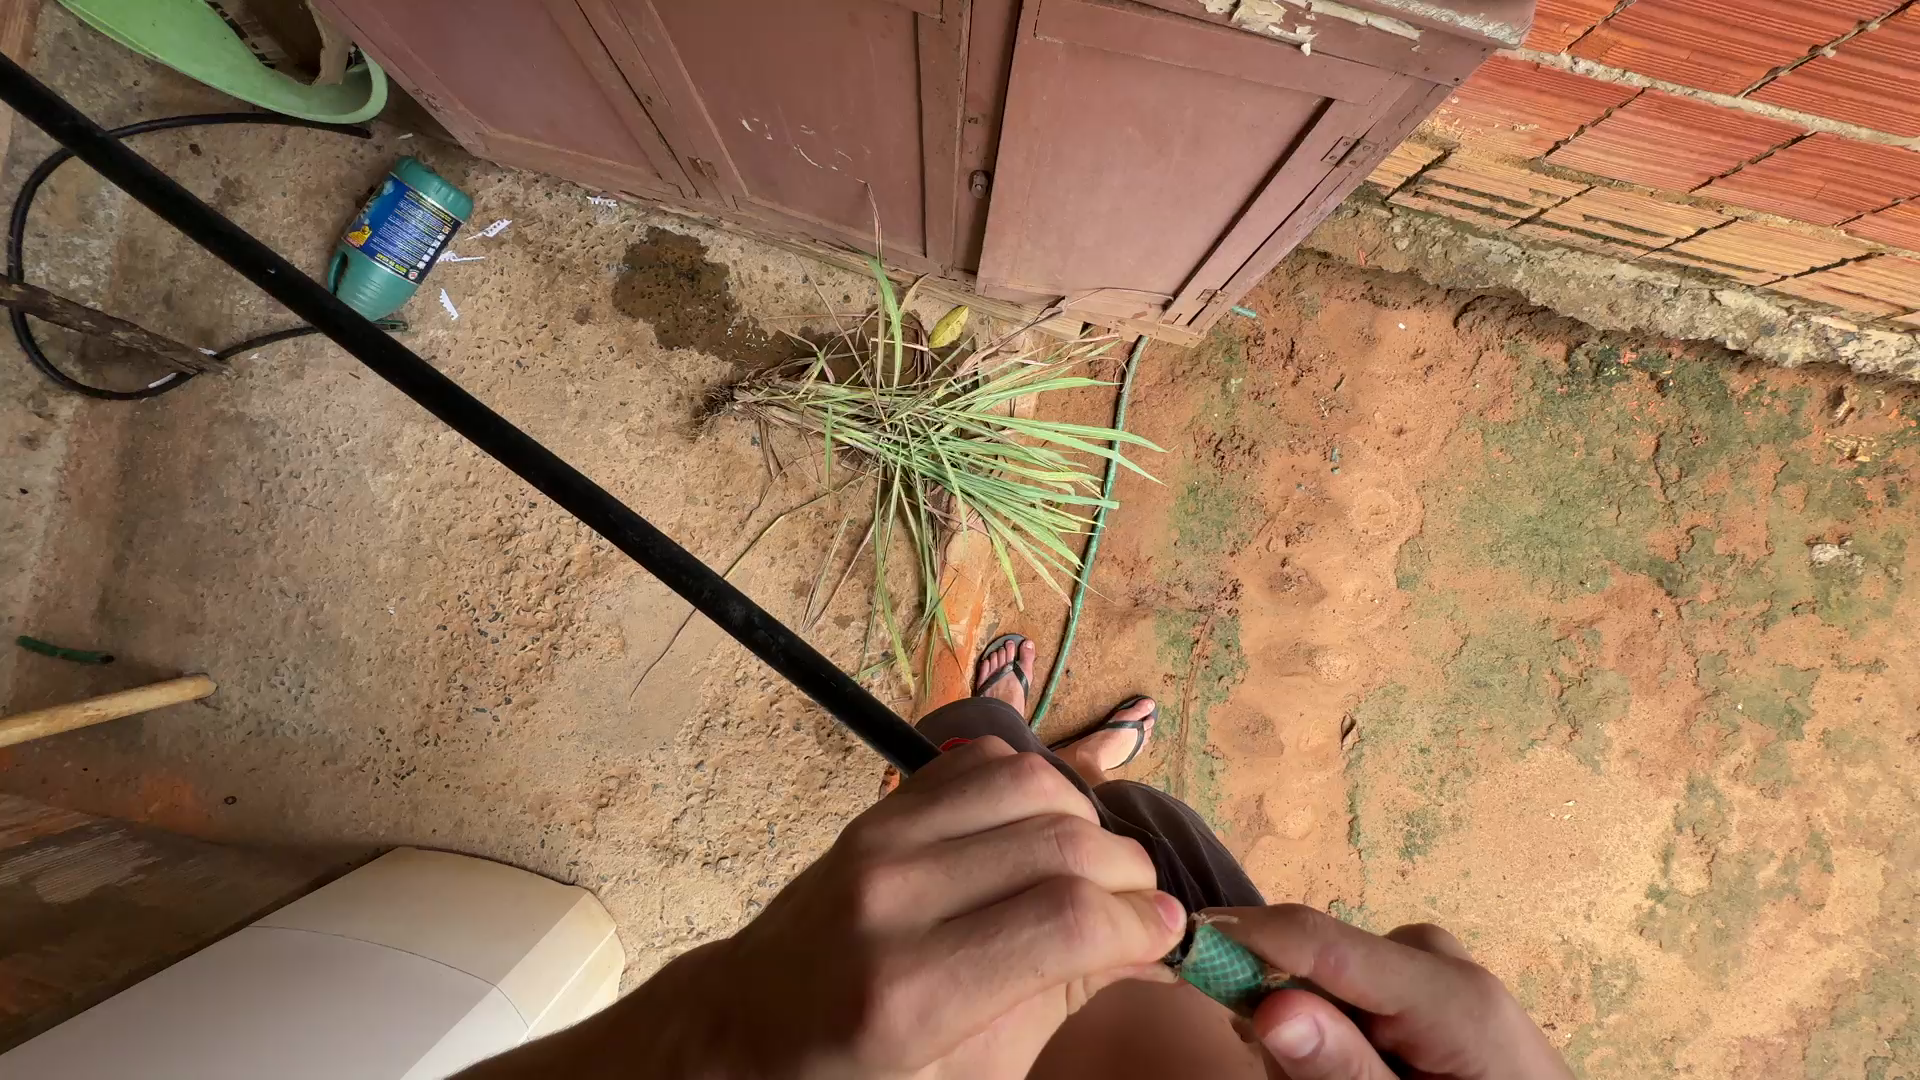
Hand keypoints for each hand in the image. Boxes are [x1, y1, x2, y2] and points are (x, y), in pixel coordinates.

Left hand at [474, 736, 1186, 1079]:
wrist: (747, 1022)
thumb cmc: (861, 1071)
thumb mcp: (969, 1070)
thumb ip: (1058, 993)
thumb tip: (1146, 935)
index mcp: (909, 993)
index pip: (1063, 919)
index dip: (1139, 919)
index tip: (1169, 930)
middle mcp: (893, 895)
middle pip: (1053, 840)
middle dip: (1125, 866)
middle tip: (1143, 899)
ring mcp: (879, 835)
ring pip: (1022, 779)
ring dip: (1082, 812)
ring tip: (1094, 857)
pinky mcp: (879, 807)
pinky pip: (976, 758)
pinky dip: (1029, 778)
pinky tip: (1041, 821)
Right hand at [1209, 905, 1571, 1079]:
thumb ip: (1345, 1073)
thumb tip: (1267, 1007)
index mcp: (1448, 993)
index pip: (1319, 938)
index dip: (1244, 933)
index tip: (1183, 941)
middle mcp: (1440, 959)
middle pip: (1318, 959)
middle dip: (1282, 1008)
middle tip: (1277, 1072)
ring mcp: (1441, 966)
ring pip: (1331, 973)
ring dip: (1309, 1024)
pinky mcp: (1437, 980)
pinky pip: (1357, 982)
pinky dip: (1337, 1023)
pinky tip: (1357, 1067)